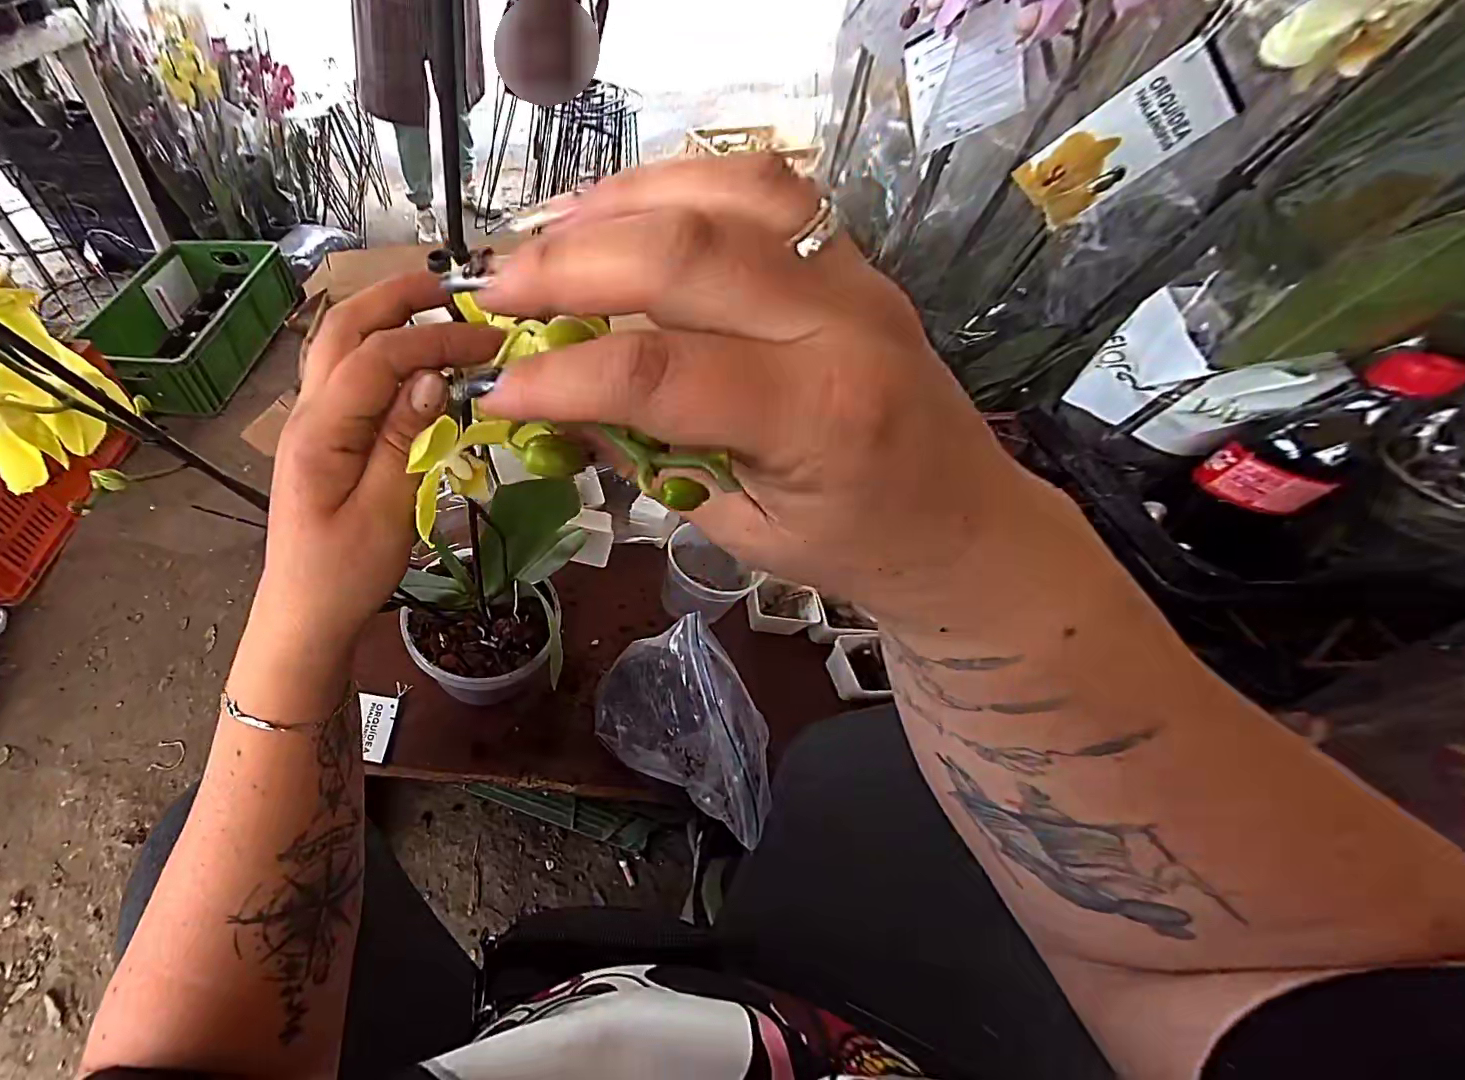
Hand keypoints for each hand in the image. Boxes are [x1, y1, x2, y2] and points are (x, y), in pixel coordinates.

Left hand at [255, 273, 503, 640]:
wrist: (304, 613)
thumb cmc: (344, 575)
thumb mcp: (384, 514)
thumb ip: (406, 440)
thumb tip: (433, 376)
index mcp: (319, 432)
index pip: (377, 358)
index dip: (434, 341)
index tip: (488, 342)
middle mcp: (307, 414)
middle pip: (344, 329)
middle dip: (396, 297)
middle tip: (451, 287)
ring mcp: (311, 423)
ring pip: (340, 346)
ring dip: (385, 316)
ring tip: (434, 307)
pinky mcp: (324, 438)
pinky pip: (348, 376)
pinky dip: (381, 351)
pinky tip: (411, 358)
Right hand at [477, 154, 1042, 608]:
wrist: (965, 523)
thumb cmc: (853, 547)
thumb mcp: (740, 531)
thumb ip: (651, 462)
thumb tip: (562, 413)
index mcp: (815, 416)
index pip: (661, 374)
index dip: (564, 378)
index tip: (501, 388)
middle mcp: (840, 324)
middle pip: (686, 258)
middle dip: (572, 267)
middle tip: (499, 288)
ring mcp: (854, 275)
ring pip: (727, 195)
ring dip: (622, 204)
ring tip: (546, 232)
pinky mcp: (851, 257)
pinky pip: (764, 188)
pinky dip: (682, 183)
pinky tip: (626, 206)